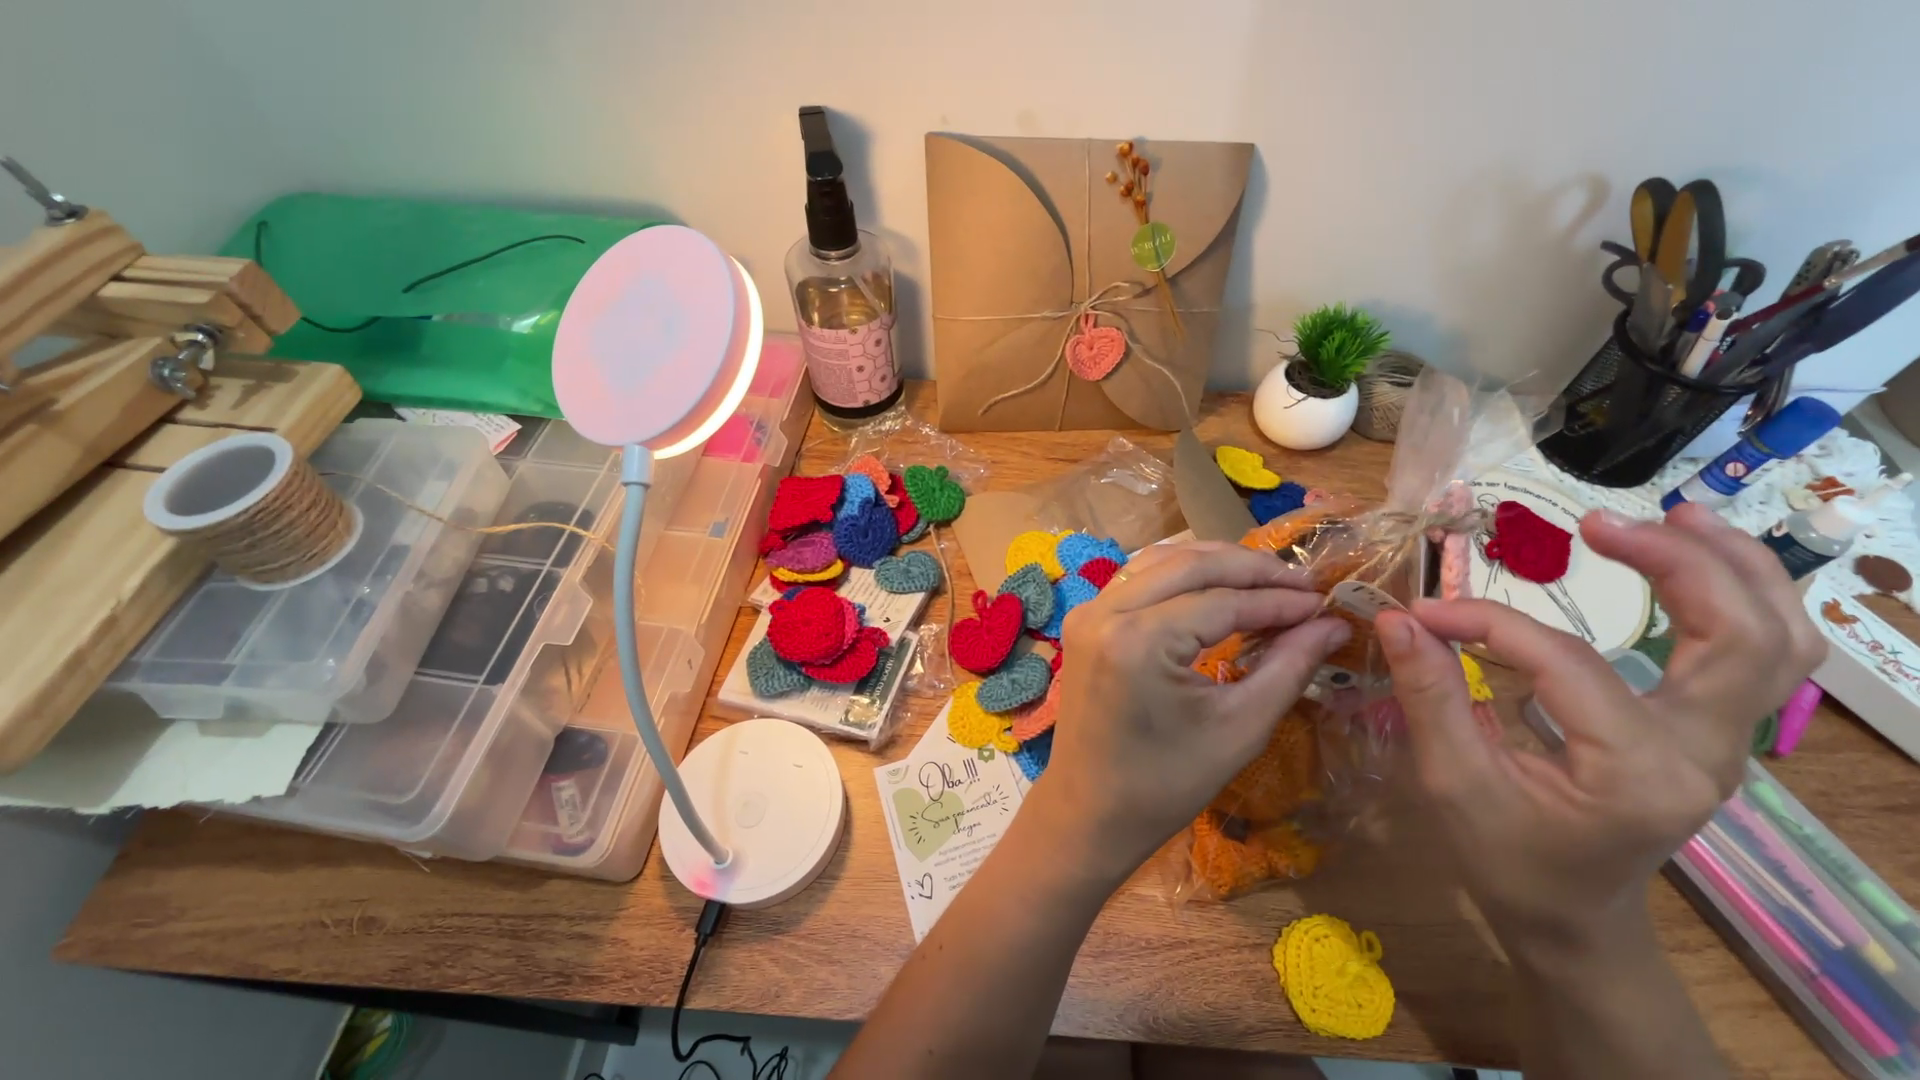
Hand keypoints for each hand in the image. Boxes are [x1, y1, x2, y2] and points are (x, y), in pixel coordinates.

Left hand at [1032, 542, 1351, 884]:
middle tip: (1302, 584)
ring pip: (1161, 561)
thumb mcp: (1239, 727)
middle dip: (1250, 568)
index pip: (1222, 600)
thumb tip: (1333, 622)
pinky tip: (1217, 588)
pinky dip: (1180, 575)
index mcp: (1139, 641)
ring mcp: (1088, 612)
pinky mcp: (1085, 620)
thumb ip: (1289, 666)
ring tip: (1267, 582)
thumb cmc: (1166, 782)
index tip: (1324, 602)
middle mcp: (1106, 612)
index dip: (1278, 600)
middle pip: (1190, 564)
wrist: (1090, 811)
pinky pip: (1138, 578)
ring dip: (1215, 563)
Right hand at [1374, 504, 1825, 953]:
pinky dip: (1743, 598)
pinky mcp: (1717, 733)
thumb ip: (1429, 696)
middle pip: (1742, 637)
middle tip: (1599, 523)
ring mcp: (1725, 745)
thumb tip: (1398, 618)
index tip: (1425, 611)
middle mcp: (1704, 755)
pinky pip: (1762, 655)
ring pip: (1779, 638)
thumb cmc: (1506, 859)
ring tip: (1674, 517)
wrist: (1569, 915)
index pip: (1567, 665)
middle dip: (1680, 565)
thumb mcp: (1453, 783)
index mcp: (1635, 774)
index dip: (1489, 625)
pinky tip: (1695, 562)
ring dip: (1735, 569)